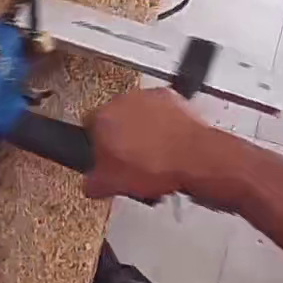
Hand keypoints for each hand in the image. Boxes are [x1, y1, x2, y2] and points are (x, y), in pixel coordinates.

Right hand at [82, 87, 216, 200]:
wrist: (193, 157)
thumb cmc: (157, 166)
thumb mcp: (113, 185)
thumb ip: (93, 183)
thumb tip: (91, 184)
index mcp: (102, 119)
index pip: (89, 126)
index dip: (98, 145)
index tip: (106, 156)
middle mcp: (123, 101)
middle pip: (115, 117)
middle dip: (121, 136)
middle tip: (131, 158)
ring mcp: (148, 97)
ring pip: (139, 112)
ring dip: (143, 127)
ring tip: (154, 153)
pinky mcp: (171, 97)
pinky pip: (162, 109)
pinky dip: (164, 121)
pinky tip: (169, 141)